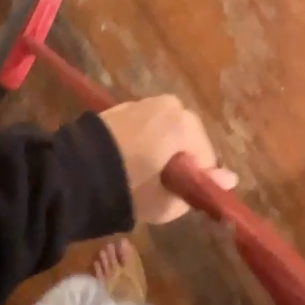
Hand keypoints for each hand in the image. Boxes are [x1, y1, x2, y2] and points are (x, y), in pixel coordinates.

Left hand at [98, 96, 237, 223]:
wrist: (74, 172)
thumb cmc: (128, 188)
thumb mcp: (166, 201)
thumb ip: (201, 189)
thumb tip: (231, 179)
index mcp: (183, 123)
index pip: (205, 155)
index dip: (197, 179)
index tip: (180, 196)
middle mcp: (167, 105)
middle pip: (187, 137)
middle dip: (181, 159)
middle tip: (163, 186)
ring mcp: (143, 102)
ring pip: (166, 130)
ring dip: (163, 149)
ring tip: (145, 174)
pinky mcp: (122, 107)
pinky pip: (146, 125)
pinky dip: (145, 140)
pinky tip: (130, 161)